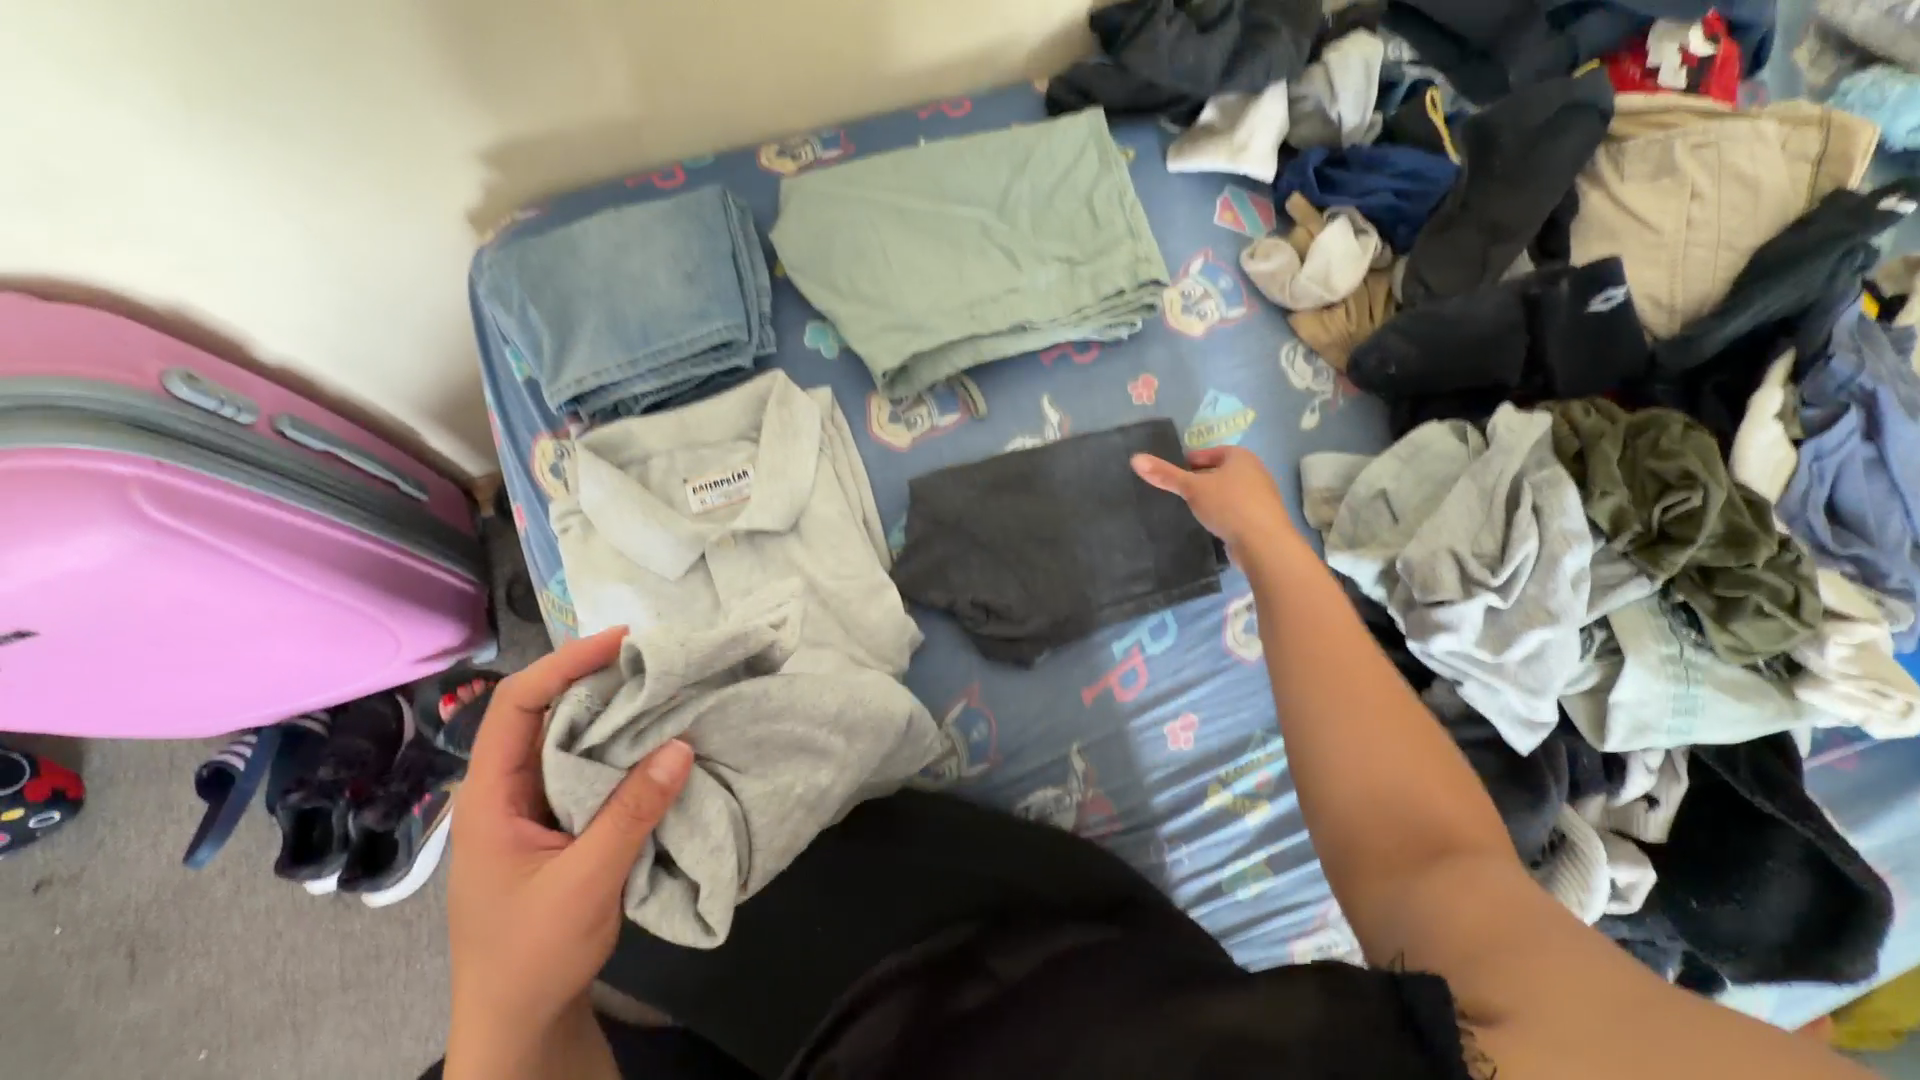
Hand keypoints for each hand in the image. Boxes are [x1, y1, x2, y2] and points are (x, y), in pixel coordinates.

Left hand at [447, 627, 693, 1042]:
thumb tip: (681, 745)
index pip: (517, 704)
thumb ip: (632, 813)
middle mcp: (505, 791)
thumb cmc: (532, 954)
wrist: (516, 1020)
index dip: (565, 664)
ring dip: (612, 717)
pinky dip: (620, 753)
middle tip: (656, 664)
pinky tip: (656, 747)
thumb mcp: (585, 883)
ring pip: (568, 743)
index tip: (622, 644)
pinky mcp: (556, 827)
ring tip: (664, 694)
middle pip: (545, 714)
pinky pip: (587, 773)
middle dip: (597, 682)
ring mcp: (530, 810)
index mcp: (490, 795)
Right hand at [1131, 446, 1299, 558]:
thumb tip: (1134, 458)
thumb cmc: (1229, 506)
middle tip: (1177, 494)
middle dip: (1199, 481)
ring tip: (1190, 511)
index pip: (1207, 453)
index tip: (1171, 476)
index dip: (1187, 462)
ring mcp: (1260, 496)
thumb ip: (1165, 475)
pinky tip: (1209, 526)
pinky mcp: (1260, 518)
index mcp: (1240, 457)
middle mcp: (1254, 471)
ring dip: (1210, 500)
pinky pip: (1234, 511)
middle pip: (1217, 472)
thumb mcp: (1192, 488)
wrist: (1264, 543)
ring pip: (1226, 493)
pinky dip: (1221, 515)